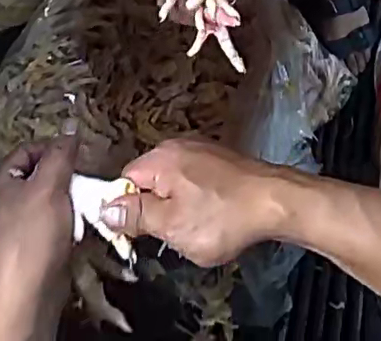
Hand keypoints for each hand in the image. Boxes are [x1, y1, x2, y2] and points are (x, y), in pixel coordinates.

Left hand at [0, 136, 78, 340]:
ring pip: (44, 198)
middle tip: (79, 184)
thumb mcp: (51, 186)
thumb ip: (61, 153)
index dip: (55, 150)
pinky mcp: (18, 249)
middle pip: (36, 173)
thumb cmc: (32, 240)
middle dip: (63, 176)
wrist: (24, 302)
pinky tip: (70, 227)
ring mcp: (3, 230)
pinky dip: (61, 219)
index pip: (28, 150)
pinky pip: (43, 221)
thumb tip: (70, 125)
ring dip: (65, 198)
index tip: (77, 160)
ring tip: (77, 207)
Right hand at [102, 139, 291, 267]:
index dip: (122, 210)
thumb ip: (136, 215)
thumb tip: (106, 207)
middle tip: (164, 233)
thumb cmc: (223, 214)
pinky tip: (207, 216)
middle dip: (150, 210)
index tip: (130, 233)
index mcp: (163, 157)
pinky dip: (194, 201)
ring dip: (174, 208)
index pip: (122, 181)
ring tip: (190, 226)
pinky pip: (192, 183)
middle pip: (146, 182)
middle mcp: (181, 146)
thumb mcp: (170, 224)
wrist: (274, 200)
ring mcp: (203, 152)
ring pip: (170, 185)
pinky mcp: (219, 162)